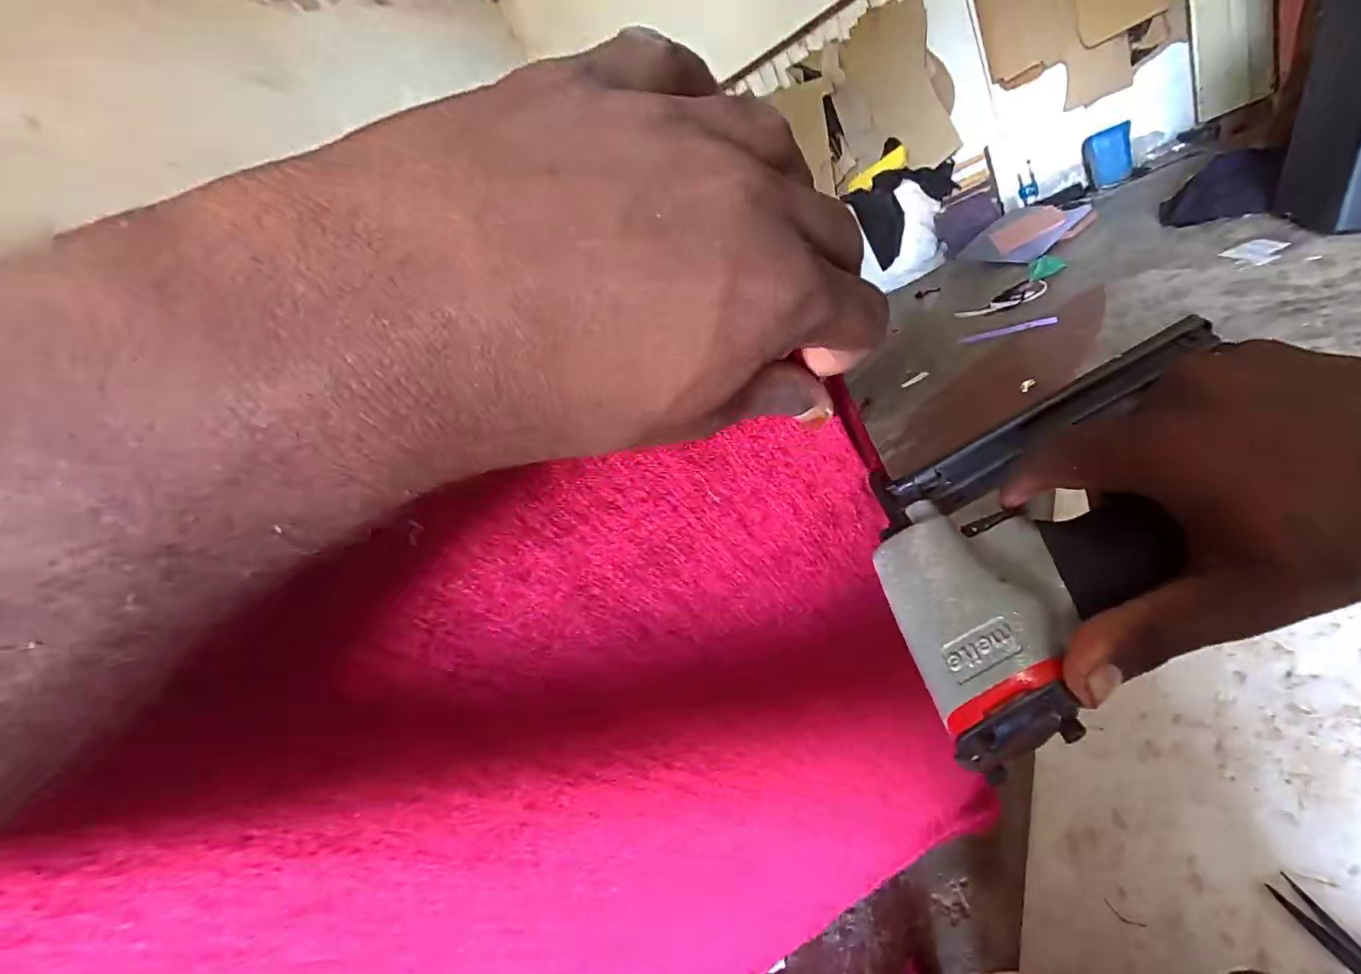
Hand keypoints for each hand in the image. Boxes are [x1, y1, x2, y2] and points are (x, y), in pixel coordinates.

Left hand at [151, 29, 884, 475]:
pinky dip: (696, 107)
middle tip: (772, 304)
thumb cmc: (561, 390)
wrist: (399, 314)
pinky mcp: (599, 81)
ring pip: (776, 142)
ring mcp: (679, 126)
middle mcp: (754, 197)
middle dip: (823, 276)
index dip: (847, 345)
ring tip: (733, 219)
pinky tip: (675, 142)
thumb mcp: (683, 417)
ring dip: (776, 191)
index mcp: (785, 288)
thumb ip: (762, 395)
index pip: (864, 313)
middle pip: (836, 229)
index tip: (806, 361)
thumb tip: (807, 393)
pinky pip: (680, 71)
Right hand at [1002, 340, 1360, 705]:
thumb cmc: (1337, 544)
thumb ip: (1145, 633)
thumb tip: (1076, 683)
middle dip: (1110, 487)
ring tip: (1205, 502)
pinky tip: (1252, 463)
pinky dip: (1197, 428)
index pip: (1063, 454)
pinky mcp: (1267, 353)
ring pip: (1157, 413)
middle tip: (1145, 535)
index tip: (1010, 505)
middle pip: (1113, 439)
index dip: (1027, 480)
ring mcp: (1229, 361)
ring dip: (1156, 456)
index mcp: (1163, 442)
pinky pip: (1203, 392)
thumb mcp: (1235, 599)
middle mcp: (1182, 385)